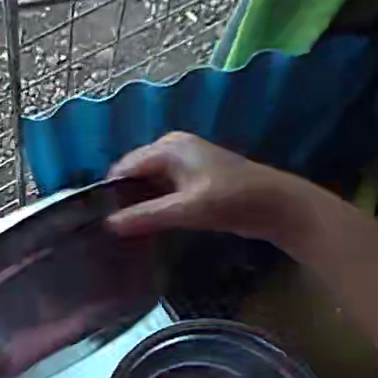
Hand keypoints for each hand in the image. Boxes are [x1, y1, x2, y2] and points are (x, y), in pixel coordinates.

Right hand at [106, 132, 320, 245]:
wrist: (279, 206)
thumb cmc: (233, 201)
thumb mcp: (185, 209)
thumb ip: (145, 216)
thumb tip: (108, 225)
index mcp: (167, 147)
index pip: (123, 167)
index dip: (110, 192)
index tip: (97, 221)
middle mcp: (172, 147)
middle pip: (134, 174)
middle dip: (123, 198)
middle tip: (111, 230)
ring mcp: (184, 162)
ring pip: (148, 183)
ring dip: (138, 204)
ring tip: (125, 231)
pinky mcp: (194, 179)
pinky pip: (162, 189)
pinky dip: (154, 205)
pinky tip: (148, 226)